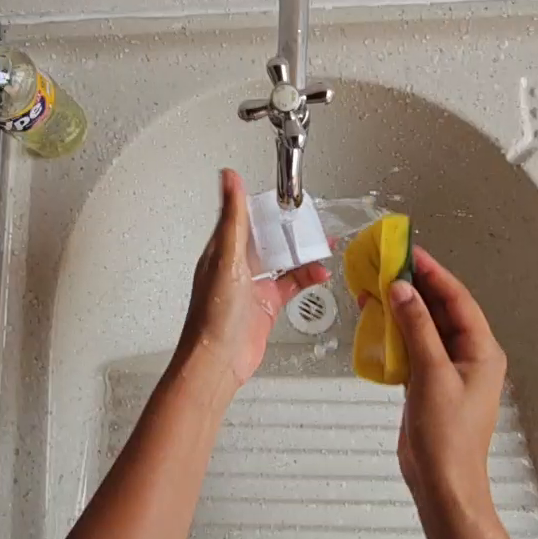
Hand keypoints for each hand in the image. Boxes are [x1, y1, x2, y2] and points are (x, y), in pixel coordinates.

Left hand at [174, 169, 328, 391]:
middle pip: (268, 238)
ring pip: (282, 260)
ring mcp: (252, 285)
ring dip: (302, 252)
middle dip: (290, 229)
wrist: (219, 360)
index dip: (267, 206)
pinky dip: (306, 278)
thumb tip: (228, 178)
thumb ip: (233, 217)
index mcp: (222, 248)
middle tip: (312, 221)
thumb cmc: (214, 315)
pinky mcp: (266, 305)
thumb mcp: (227, 257)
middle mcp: (236, 264)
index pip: (246, 217)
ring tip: (323, 244)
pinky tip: (319, 274)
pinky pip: (290, 284)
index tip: (288, 197)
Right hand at [389, 247, 508, 514]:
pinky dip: (395, 330)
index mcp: (482, 350)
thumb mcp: (432, 374)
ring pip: (424, 325)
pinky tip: (376, 318)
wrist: (442, 483)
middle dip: (415, 286)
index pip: (457, 299)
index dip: (434, 273)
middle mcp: (468, 354)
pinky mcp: (428, 380)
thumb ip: (416, 327)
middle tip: (387, 264)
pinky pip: (413, 344)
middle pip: (441, 308)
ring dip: (402, 306)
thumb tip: (401, 288)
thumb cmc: (447, 435)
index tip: (409, 252)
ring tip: (376, 285)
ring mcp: (447, 367)